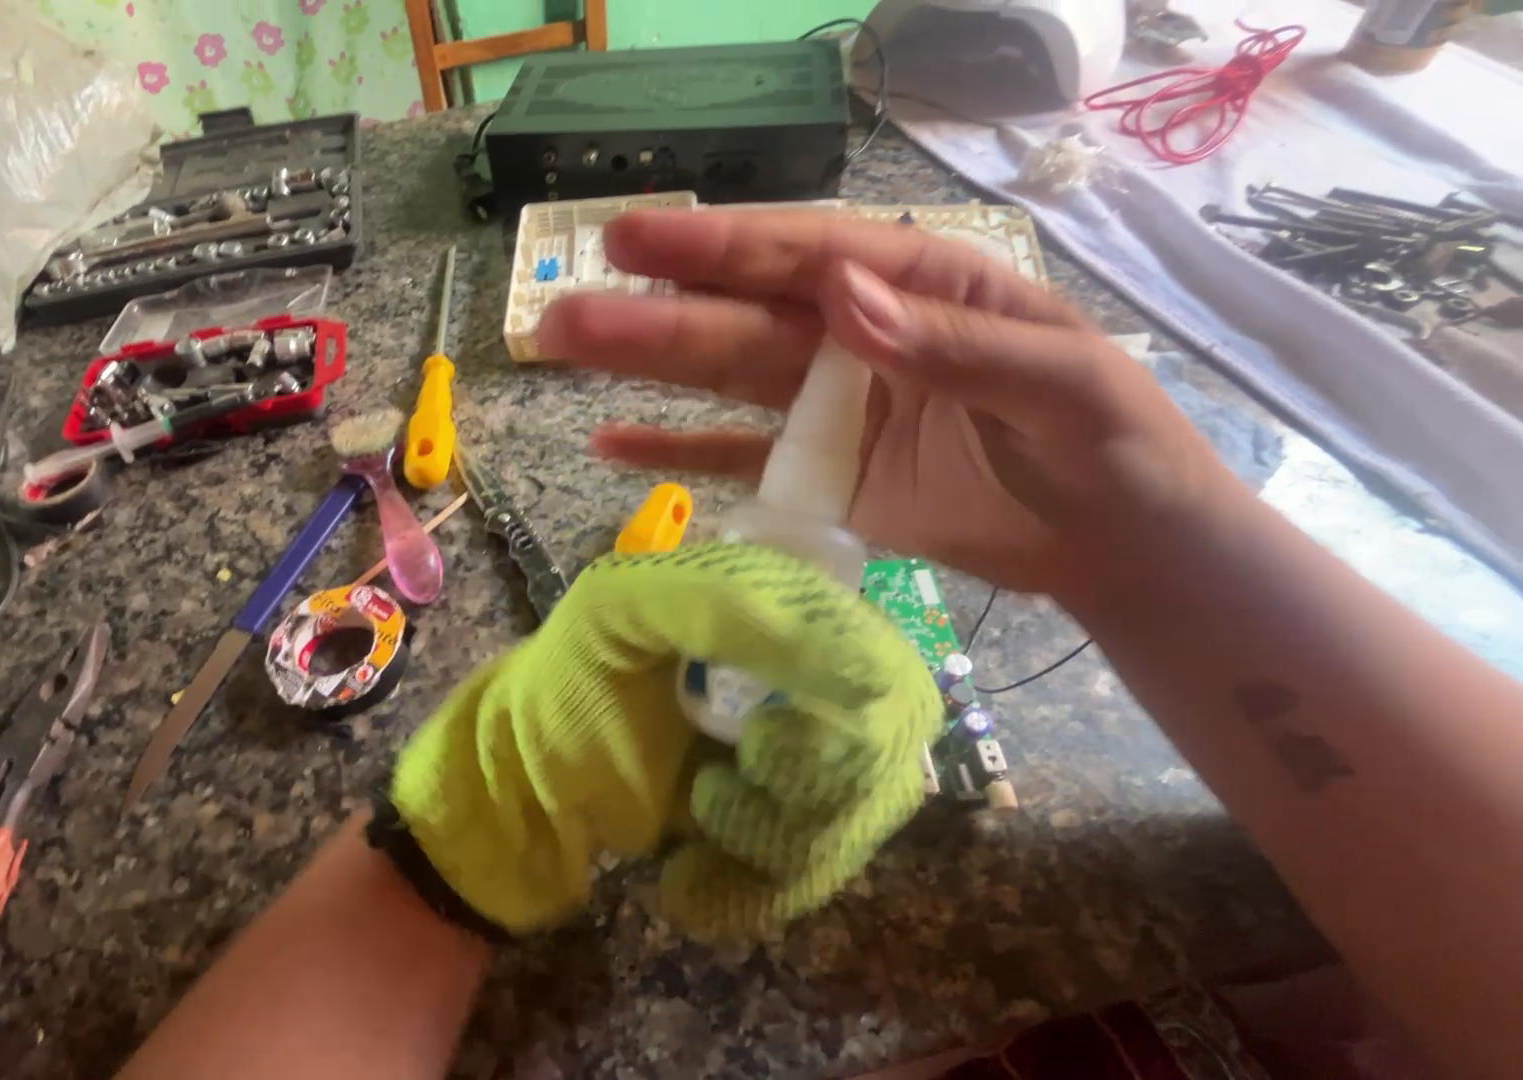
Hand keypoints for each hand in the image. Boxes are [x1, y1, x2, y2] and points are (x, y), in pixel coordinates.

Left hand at [390, 543, 940, 938]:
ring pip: (856, 826)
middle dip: (798, 787)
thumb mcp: (621, 609)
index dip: (842, 714)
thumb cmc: (573, 675)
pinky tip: (687, 882)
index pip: (883, 665)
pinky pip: (816, 879)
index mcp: (790, 613)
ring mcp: (813, 762)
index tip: (761, 741)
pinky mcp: (788, 831)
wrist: (533, 769)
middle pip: (885, 756)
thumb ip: (723, 605)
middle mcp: (822, 683)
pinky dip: (749, 893)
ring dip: (766, 839)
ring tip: (693, 811)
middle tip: (713, 785)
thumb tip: (866, 670)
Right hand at [536, 209, 1240, 600]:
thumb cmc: (1106, 448)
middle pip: (741, 318)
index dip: (718, 247)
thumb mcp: (1056, 384)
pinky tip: (610, 444)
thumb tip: (843, 299)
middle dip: (651, 315)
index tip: (633, 240)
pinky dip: (675, 454)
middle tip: (561, 315)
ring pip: (724, 380)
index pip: (806, 256)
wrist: (1109, 545)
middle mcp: (856, 338)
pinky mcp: (819, 477)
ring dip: (645, 368)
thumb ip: (953, 343)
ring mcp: (829, 410)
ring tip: (563, 353)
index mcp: (917, 288)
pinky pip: (737, 460)